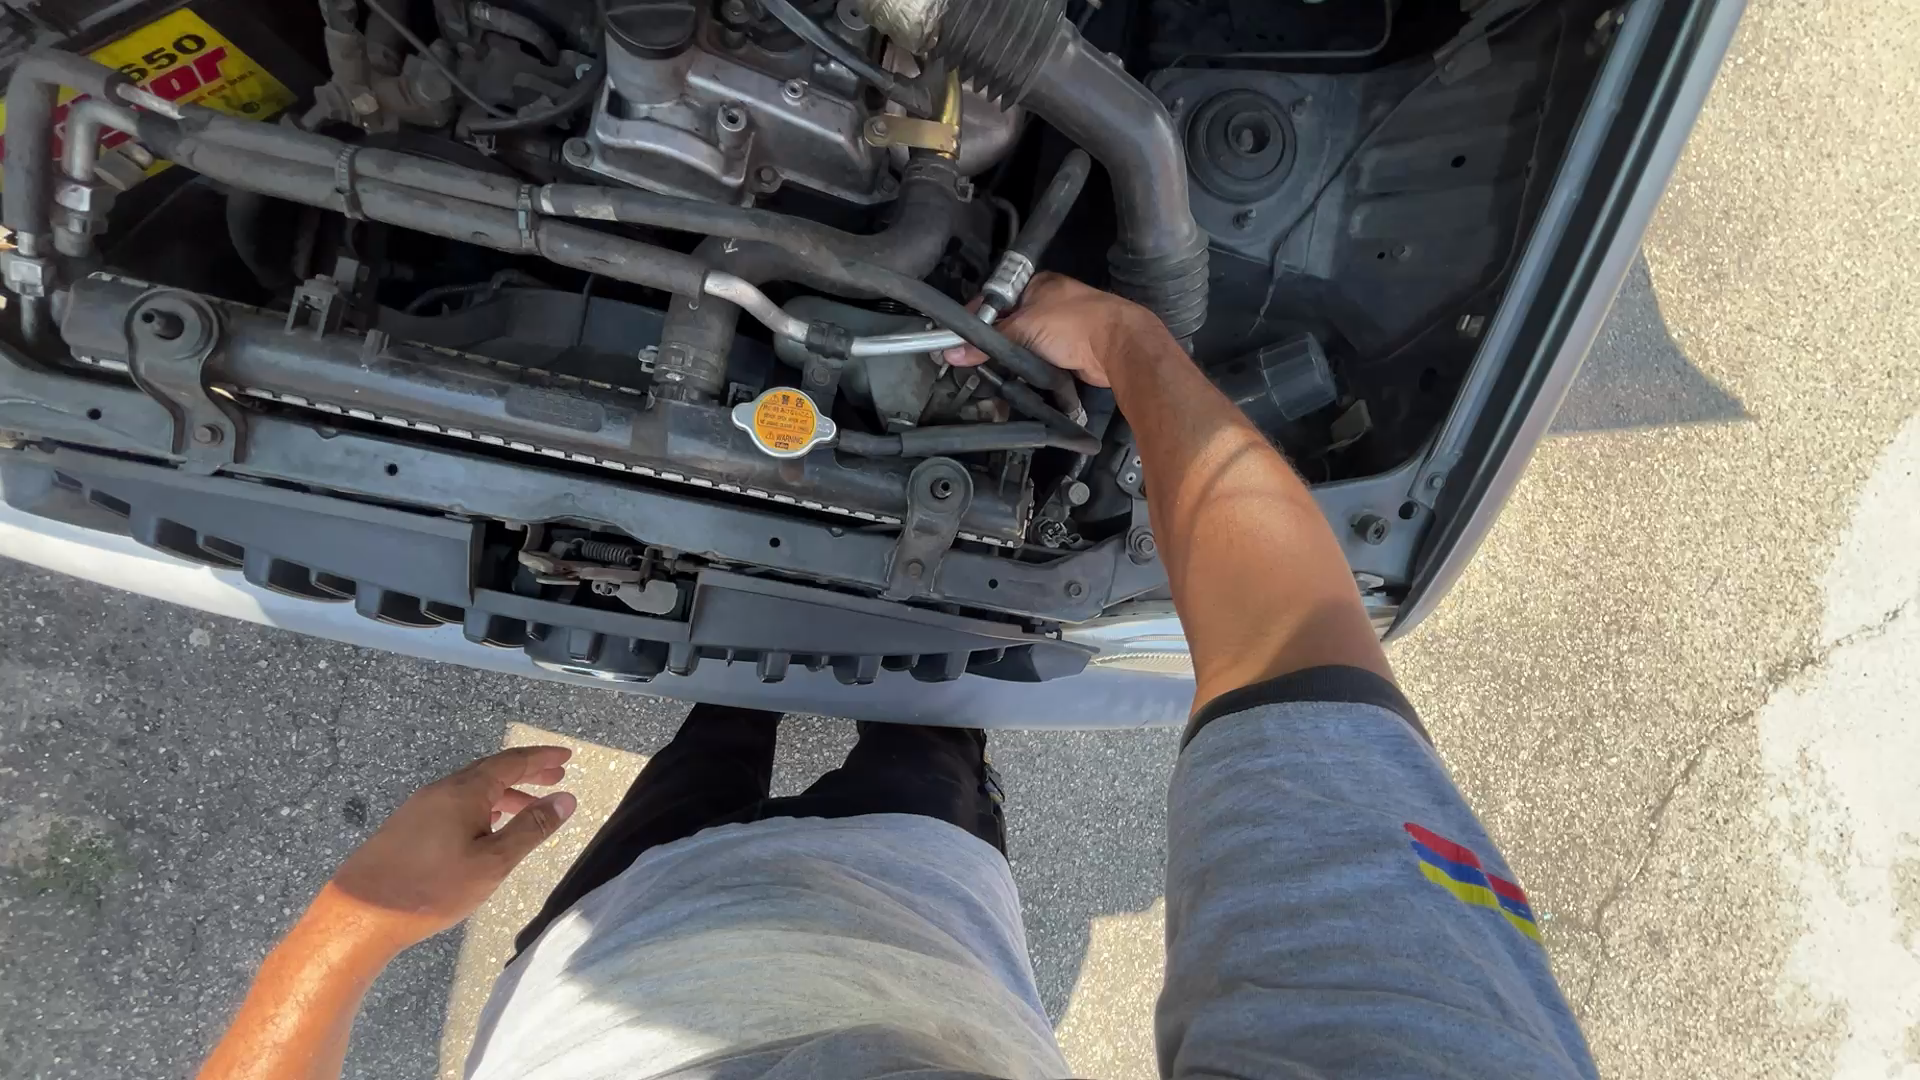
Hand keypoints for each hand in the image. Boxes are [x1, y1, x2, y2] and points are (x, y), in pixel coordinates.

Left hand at [328, 746, 576, 951]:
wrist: (353, 921)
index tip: (567, 757)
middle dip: (526, 772)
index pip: (513, 762)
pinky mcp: (403, 830)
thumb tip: (566, 798)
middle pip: (492, 770)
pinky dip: (481, 805)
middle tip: (555, 777)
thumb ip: (532, 827)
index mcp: (465, 791)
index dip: (542, 758)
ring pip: (471, 789)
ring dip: (504, 792)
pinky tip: (484, 827)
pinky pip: (454, 803)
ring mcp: (418, 809)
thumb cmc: (432, 889)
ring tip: (526, 806)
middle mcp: (441, 791)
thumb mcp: (493, 862)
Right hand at [943, 272, 1171, 387]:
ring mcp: (1059, 327)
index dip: (977, 318)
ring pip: (1024, 344)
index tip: (959, 337)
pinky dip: (1030, 368)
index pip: (996, 300)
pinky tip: (1021, 375)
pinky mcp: (1067, 351)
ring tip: (996, 368)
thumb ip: (989, 342)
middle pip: (1009, 324)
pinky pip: (1038, 360)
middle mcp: (1048, 303)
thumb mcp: (1024, 328)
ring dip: (1013, 357)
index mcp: (1037, 285)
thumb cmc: (1075, 324)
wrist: (1116, 346)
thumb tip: (956, 352)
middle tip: (974, 358)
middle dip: (995, 341)